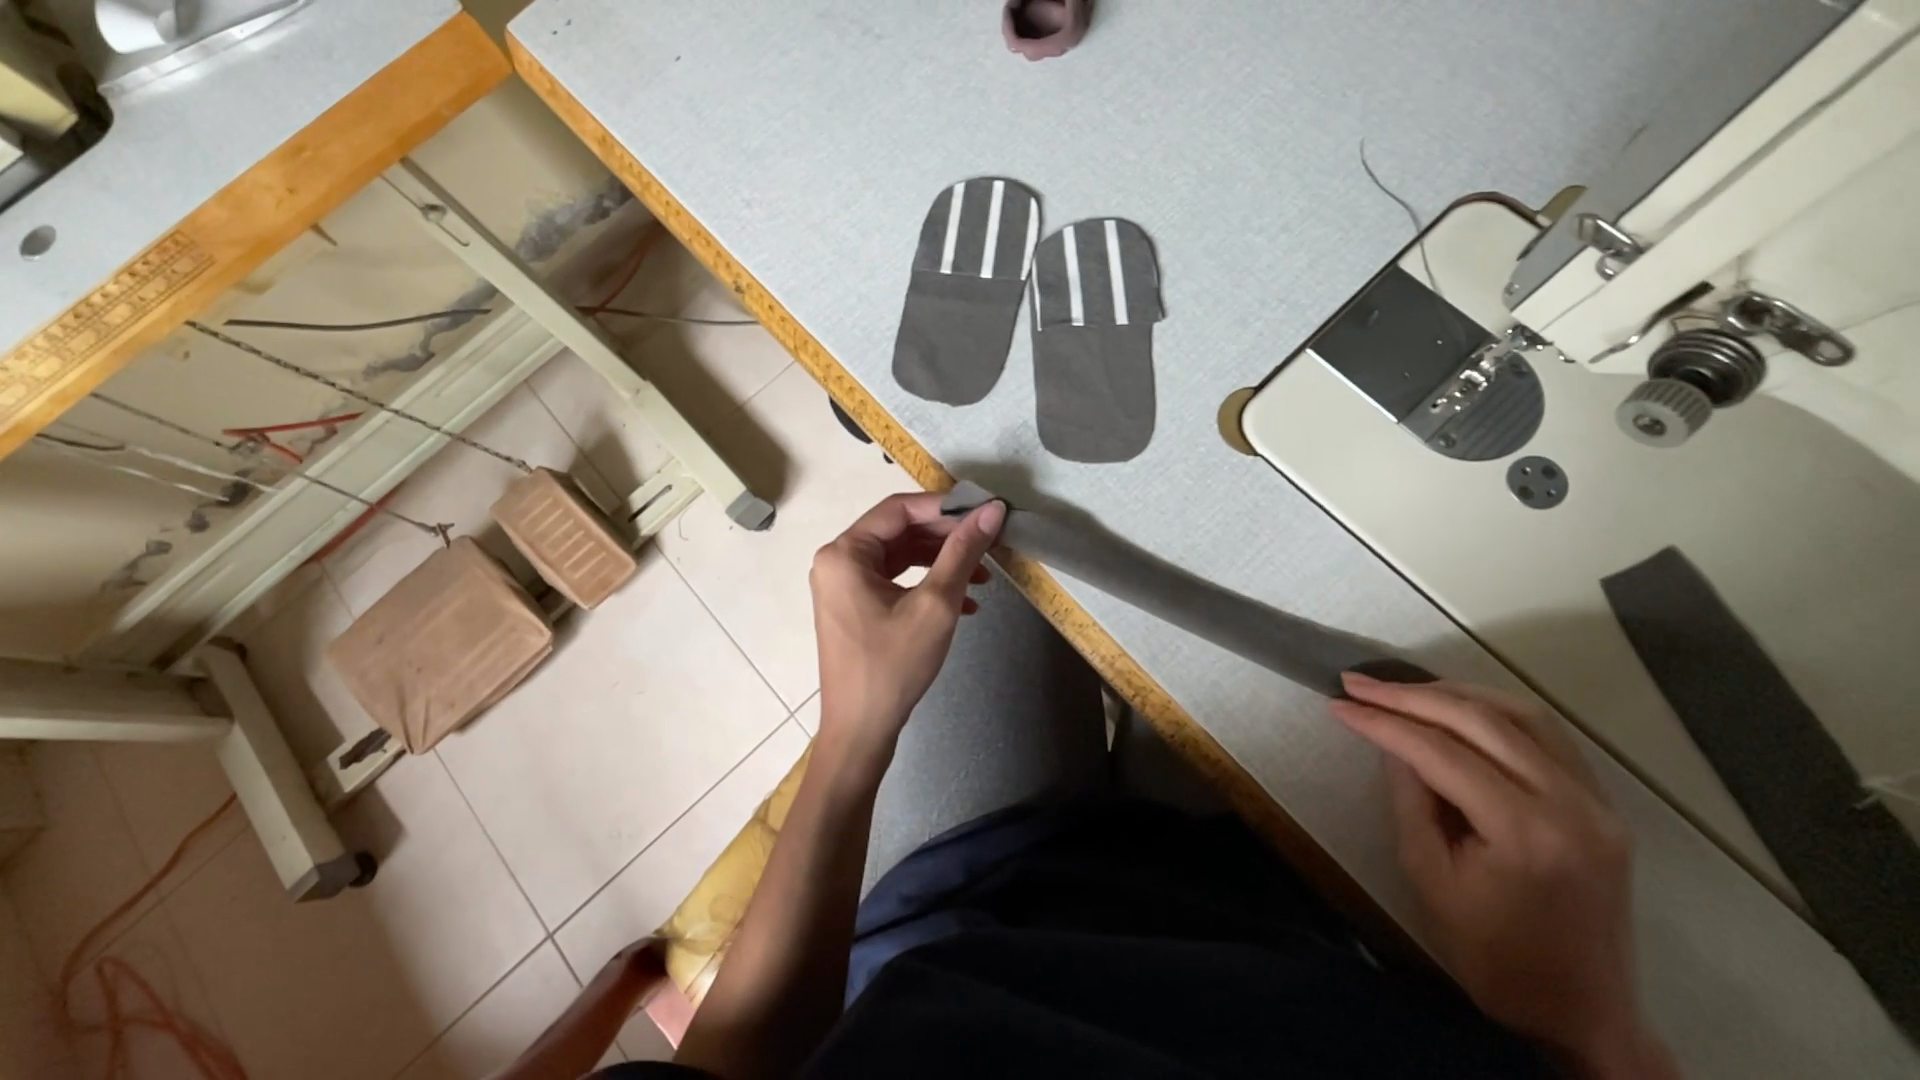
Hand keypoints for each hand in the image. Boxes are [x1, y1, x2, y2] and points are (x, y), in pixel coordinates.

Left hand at [810, 492, 1003, 754]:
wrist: (861, 730)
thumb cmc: (893, 665)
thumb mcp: (935, 604)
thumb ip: (962, 552)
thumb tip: (992, 510)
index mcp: (844, 553)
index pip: (899, 510)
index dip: (945, 506)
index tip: (985, 511)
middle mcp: (837, 562)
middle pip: (899, 532)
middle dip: (946, 536)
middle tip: (989, 541)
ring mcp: (843, 587)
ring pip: (900, 557)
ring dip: (942, 562)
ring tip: (984, 574)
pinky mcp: (854, 608)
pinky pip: (894, 581)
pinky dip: (927, 585)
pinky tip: (966, 602)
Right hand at [1331, 674, 1675, 1078]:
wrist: (1580, 1011)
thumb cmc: (1492, 957)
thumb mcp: (1430, 879)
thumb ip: (1411, 802)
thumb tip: (1392, 743)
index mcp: (1525, 832)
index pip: (1442, 753)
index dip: (1385, 723)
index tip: (1340, 704)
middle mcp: (1571, 804)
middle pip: (1484, 721)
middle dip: (1413, 696)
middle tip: (1360, 683)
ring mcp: (1597, 802)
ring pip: (1524, 715)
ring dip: (1457, 694)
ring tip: (1404, 690)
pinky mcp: (1604, 806)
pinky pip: (1549, 737)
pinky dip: (1497, 714)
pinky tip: (1459, 712)